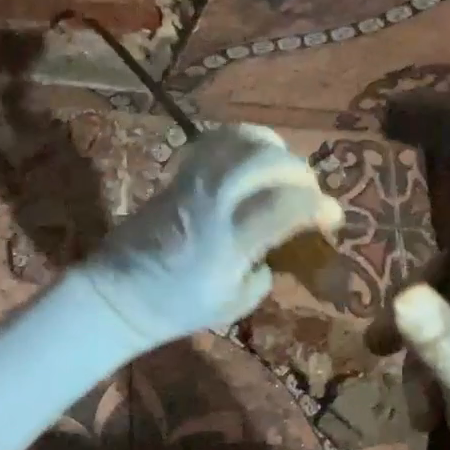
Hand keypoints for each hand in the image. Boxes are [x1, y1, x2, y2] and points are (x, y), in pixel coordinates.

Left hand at [77, 124, 342, 351]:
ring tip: (282, 165)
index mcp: (228, 244)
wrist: (118, 294)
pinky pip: (212, 143)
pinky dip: (239, 142)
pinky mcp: (175, 177)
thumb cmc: (175, 308)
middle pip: (264, 162)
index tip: (331, 216)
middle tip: (308, 189)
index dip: (318, 206)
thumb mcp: (232, 305)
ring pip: (237, 141)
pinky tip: (249, 158)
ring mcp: (190, 186)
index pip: (284, 206)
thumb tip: (275, 248)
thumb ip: (263, 272)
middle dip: (299, 170)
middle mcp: (212, 206)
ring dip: (270, 147)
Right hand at [391, 241, 449, 449]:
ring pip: (443, 328)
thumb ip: (440, 340)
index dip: (441, 265)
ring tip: (419, 407)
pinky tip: (426, 416)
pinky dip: (429, 382)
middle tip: (380, 349)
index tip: (404, 299)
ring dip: (419, 362)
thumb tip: (401, 294)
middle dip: (417, 324)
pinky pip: (448, 358)